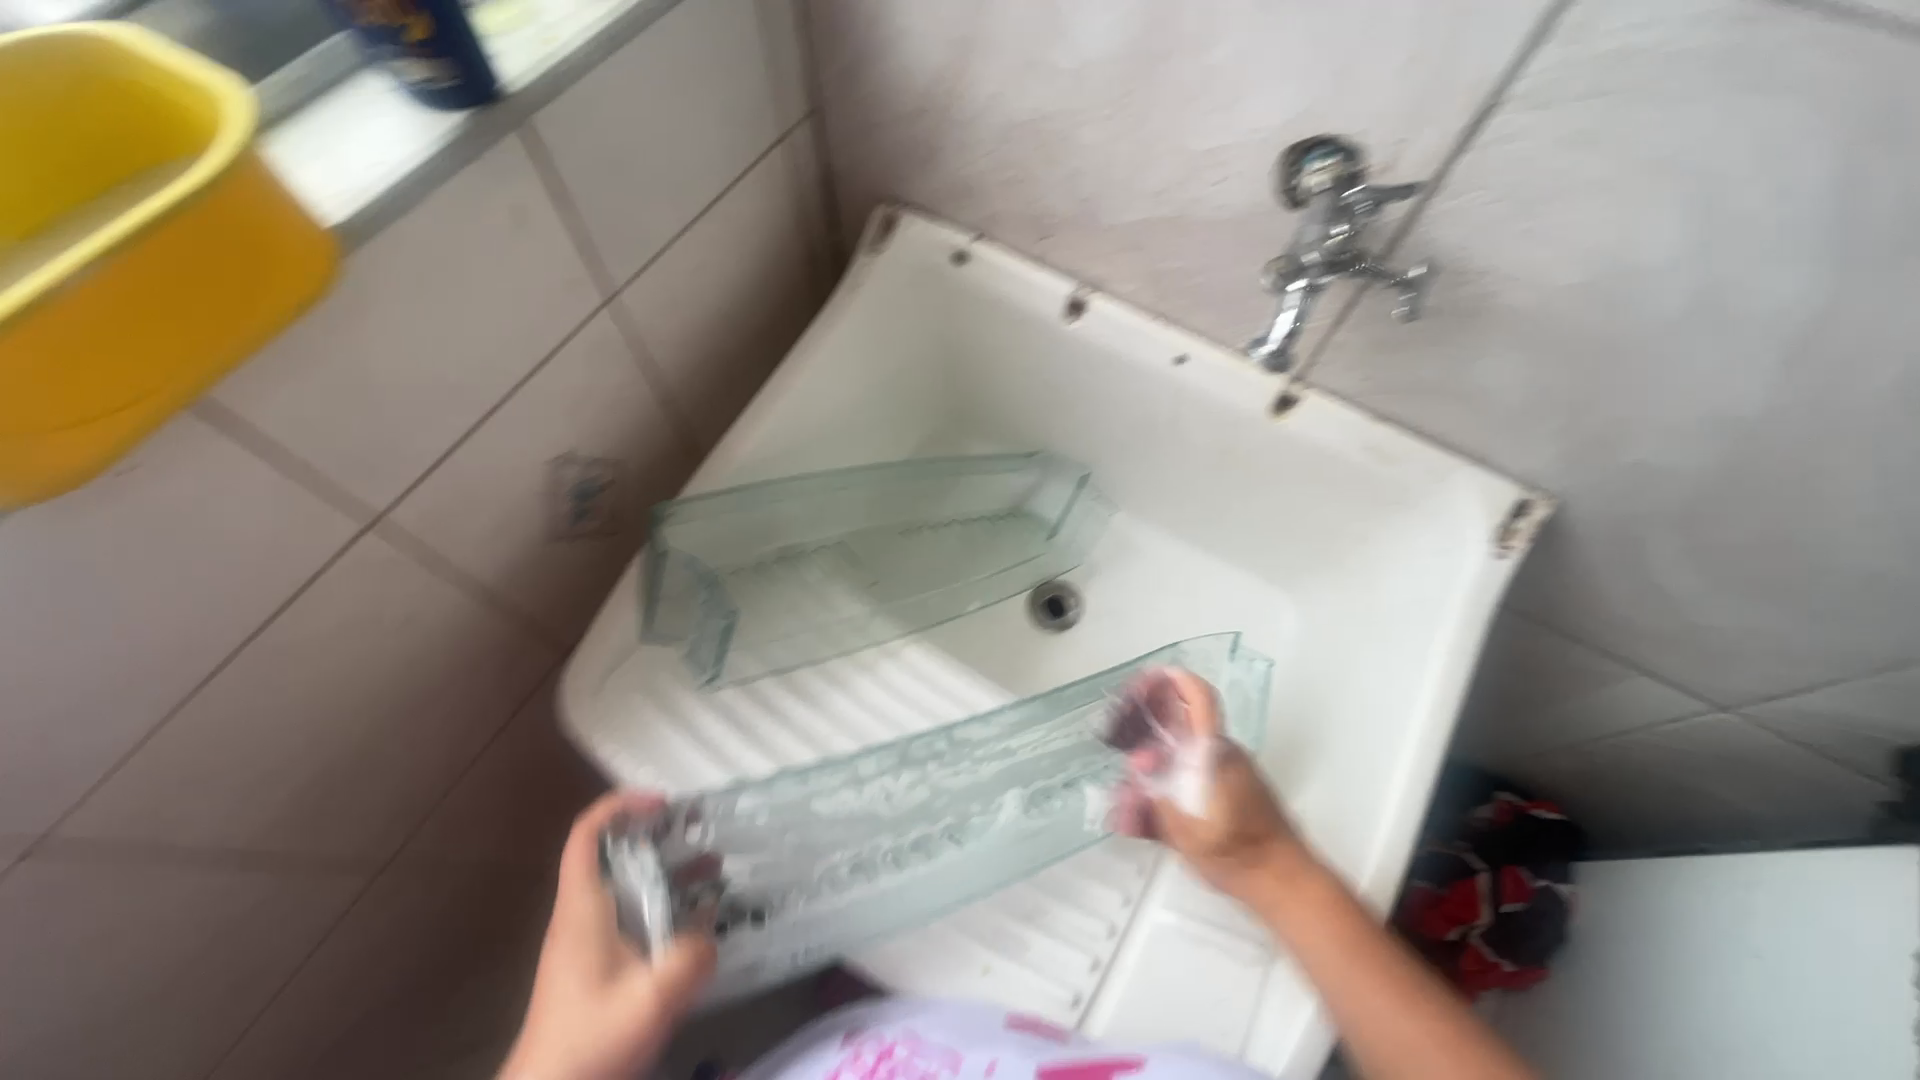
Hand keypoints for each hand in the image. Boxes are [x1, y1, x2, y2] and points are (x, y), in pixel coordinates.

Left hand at [499, 791, 715, 1079]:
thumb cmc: (591, 1038)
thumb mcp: (652, 998)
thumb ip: (690, 958)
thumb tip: (709, 934)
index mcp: (584, 908)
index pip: (588, 835)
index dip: (621, 805)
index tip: (664, 803)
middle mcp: (582, 915)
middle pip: (616, 856)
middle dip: (660, 837)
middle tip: (704, 834)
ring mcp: (587, 941)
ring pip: (628, 888)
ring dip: (668, 874)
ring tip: (714, 870)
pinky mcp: (596, 965)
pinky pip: (632, 918)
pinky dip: (664, 908)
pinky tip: (697, 924)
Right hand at [1143, 670, 1317, 905]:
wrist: (1284, 881)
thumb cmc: (1241, 856)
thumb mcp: (1187, 833)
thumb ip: (1153, 806)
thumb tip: (1129, 789)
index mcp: (1213, 754)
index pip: (1199, 698)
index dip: (1172, 680)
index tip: (1147, 679)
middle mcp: (1221, 754)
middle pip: (1182, 722)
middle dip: (1148, 727)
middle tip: (1124, 745)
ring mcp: (1226, 771)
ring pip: (1184, 748)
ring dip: (1155, 758)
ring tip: (1131, 790)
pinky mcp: (1228, 789)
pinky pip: (1192, 769)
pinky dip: (1168, 777)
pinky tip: (1148, 807)